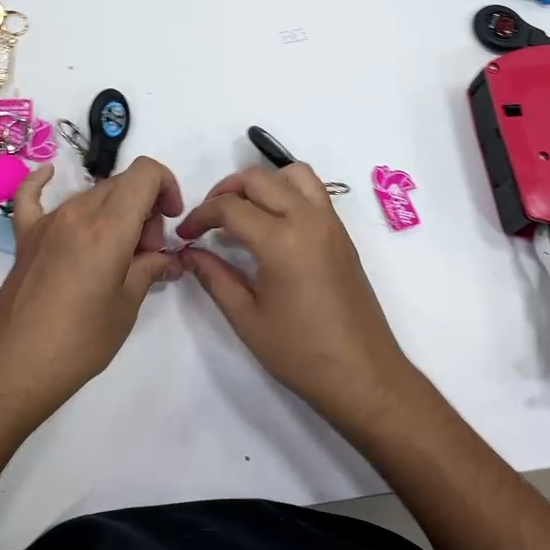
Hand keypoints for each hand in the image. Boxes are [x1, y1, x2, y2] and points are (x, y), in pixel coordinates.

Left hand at [0, 157, 184, 417]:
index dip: (167, 186)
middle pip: (121, 185)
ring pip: (90, 195)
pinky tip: (49, 175)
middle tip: (146, 254)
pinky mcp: (25, 237)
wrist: (14, 368)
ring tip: (116, 254)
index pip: (145, 173)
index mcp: (108, 227)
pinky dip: (43, 183)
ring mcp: (47, 222)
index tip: (171, 219)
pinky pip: (31, 196)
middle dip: (144, 208)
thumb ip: (150, 270)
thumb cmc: (79, 342)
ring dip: (113, 211)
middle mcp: (77, 213)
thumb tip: (168, 259)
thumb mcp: (126, 307)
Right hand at [178, 164, 411, 422]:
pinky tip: (272, 223)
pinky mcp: (342, 233)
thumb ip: (214, 276)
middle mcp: (308, 219)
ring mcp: (330, 223)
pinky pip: (313, 191)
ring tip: (242, 210)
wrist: (364, 376)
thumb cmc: (301, 353)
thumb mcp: (247, 318)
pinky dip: (287, 190)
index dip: (201, 216)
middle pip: (259, 178)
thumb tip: (188, 251)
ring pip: (292, 174)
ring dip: (262, 182)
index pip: (230, 208)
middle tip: (208, 219)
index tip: (185, 234)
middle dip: (226, 190)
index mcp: (281, 240)